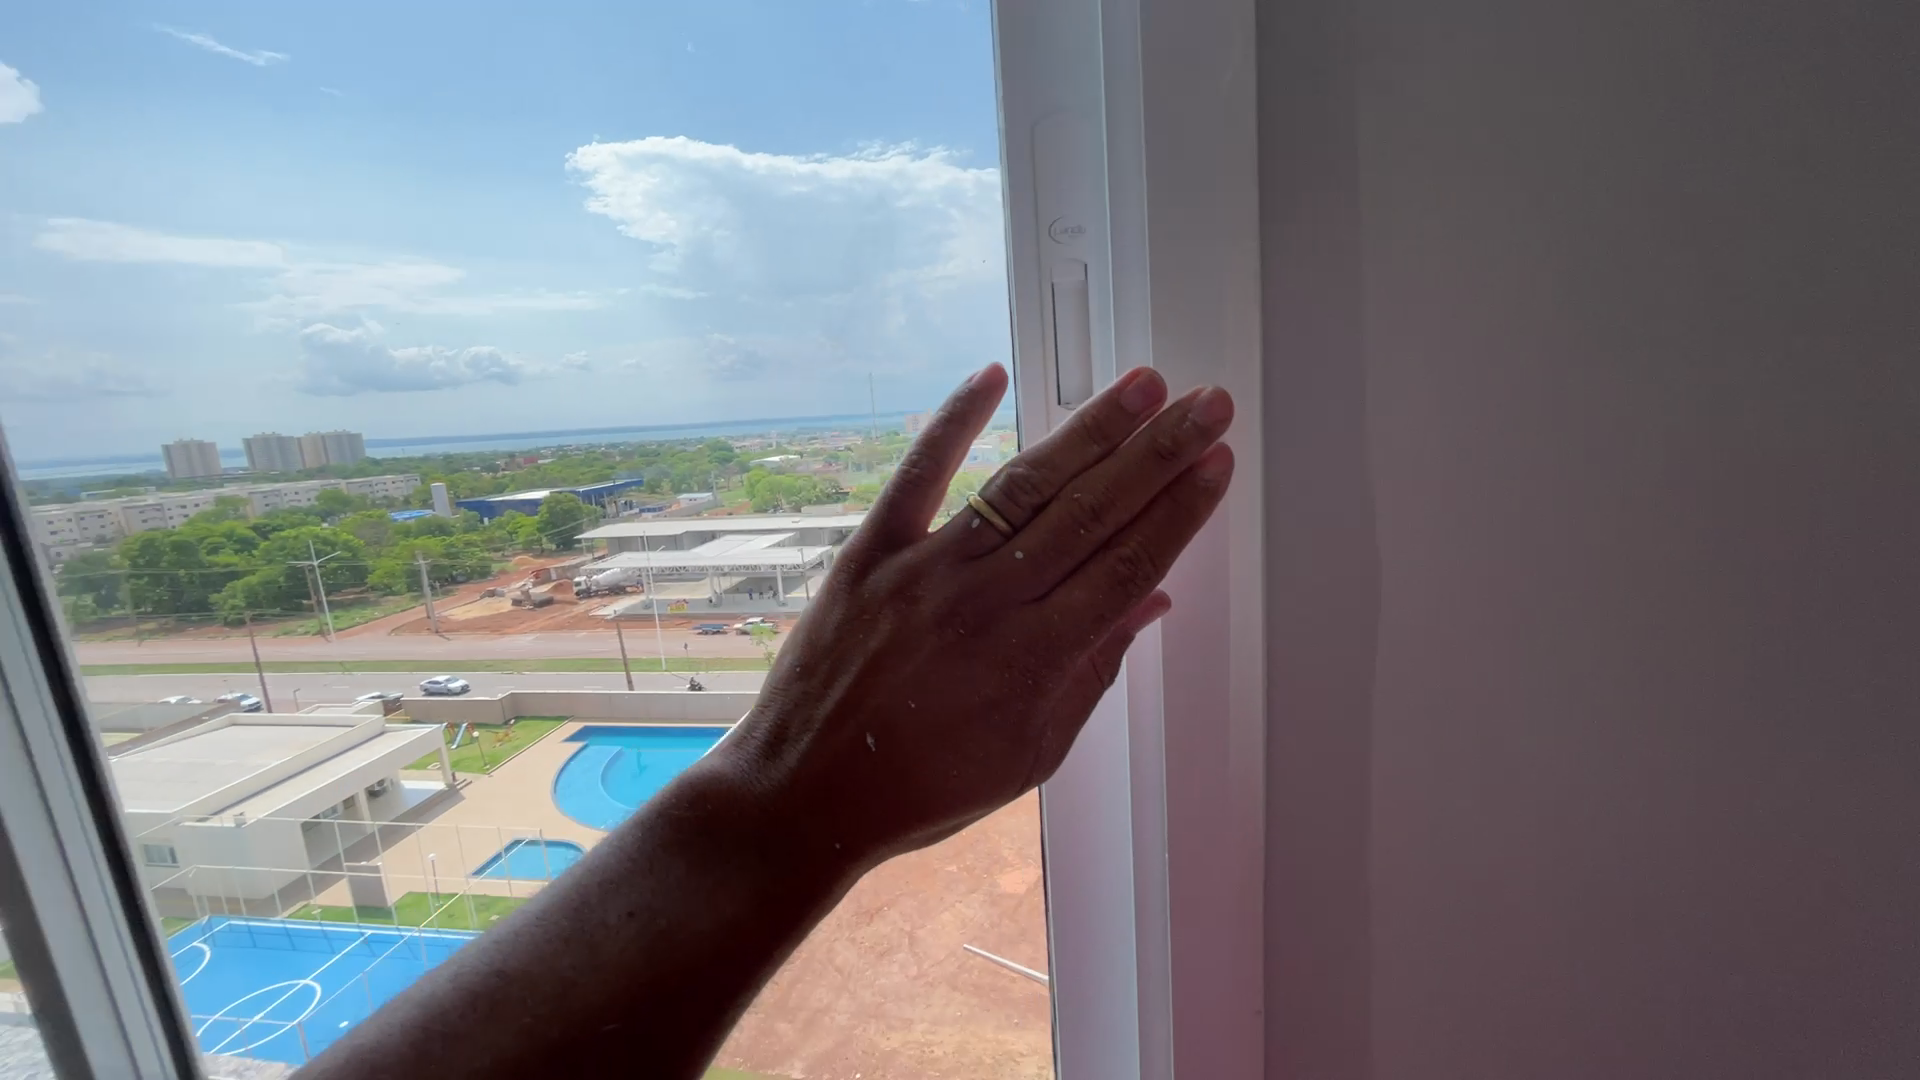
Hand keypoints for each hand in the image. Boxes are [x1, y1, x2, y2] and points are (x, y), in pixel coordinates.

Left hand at [721, 362, 1234, 867]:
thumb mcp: (1029, 753)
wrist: (807, 791)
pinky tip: (991, 377)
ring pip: (1022, 486)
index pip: (1126, 566)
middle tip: (1206, 404)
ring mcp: (926, 570)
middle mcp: (987, 603)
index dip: (1179, 512)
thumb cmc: (924, 787)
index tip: (1217, 464)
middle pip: (1089, 513)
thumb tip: (1150, 602)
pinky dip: (953, 422)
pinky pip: (917, 475)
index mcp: (1034, 661)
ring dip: (1087, 432)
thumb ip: (1093, 673)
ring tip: (1142, 387)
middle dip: (1157, 454)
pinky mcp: (871, 553)